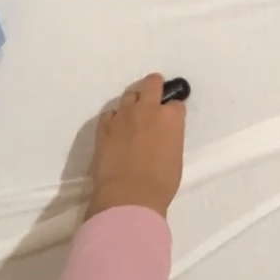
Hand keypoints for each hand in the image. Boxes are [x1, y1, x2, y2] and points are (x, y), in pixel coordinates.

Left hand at [86, 74, 186, 219]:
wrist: (128, 196)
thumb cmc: (161, 183)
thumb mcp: (175, 157)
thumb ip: (170, 138)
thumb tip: (163, 137)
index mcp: (170, 118)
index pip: (176, 103)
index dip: (174, 109)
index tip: (172, 116)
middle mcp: (147, 109)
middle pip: (152, 84)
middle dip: (155, 84)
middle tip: (155, 88)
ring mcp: (123, 115)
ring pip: (129, 96)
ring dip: (134, 101)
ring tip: (133, 112)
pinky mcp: (104, 126)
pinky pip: (110, 113)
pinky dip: (115, 118)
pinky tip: (116, 128)